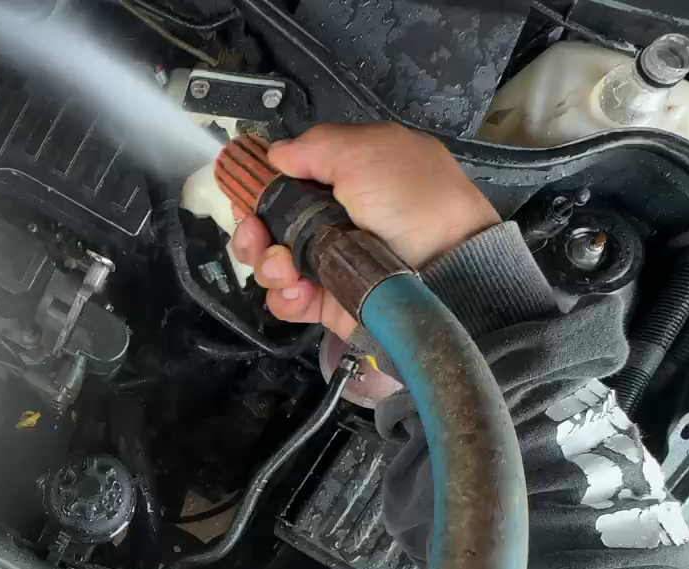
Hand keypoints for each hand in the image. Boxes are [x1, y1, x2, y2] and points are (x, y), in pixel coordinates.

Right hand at [231, 123, 498, 339]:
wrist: (444, 269)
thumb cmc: (411, 202)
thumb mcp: (368, 151)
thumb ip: (316, 146)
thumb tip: (275, 153)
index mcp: (341, 179)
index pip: (284, 183)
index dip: (259, 190)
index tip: (244, 196)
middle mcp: (329, 221)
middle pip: (266, 228)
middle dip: (253, 232)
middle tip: (257, 236)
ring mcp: (325, 263)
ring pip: (270, 266)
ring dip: (267, 265)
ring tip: (285, 268)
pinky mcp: (324, 302)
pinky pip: (284, 300)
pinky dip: (284, 296)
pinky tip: (299, 291)